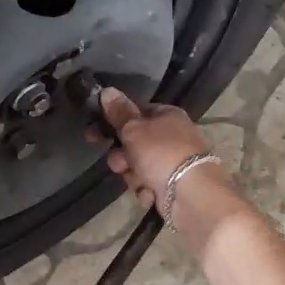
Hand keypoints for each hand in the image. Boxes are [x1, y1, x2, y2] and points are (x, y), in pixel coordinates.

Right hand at [97, 87, 215, 213]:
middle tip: (120, 164)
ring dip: (133, 176)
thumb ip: (118, 112)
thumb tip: (107, 90)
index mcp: (167, 116)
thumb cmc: (160, 153)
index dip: (115, 122)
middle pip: (134, 143)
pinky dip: (146, 190)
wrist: (190, 194)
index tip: (94, 132)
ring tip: (141, 181)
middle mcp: (172, 137)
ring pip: (138, 167)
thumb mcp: (134, 129)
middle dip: (122, 157)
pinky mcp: (172, 186)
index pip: (136, 112)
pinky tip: (152, 194)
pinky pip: (148, 185)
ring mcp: (172, 162)